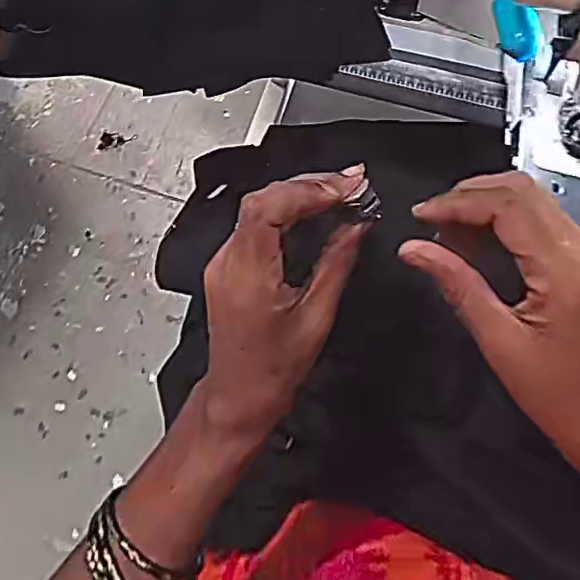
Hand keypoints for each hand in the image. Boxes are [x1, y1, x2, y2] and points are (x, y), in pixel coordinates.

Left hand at [196, 166, 370, 445]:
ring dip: (299, 192)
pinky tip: (313, 209)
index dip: (306, 190)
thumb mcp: (317, 317)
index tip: (343, 188)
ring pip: (258, 204)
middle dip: (310, 184)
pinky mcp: (229, 262)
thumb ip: (336, 263)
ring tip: (339, 190)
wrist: (239, 397)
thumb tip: (356, 225)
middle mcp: (228, 261)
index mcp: (248, 275)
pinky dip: (287, 208)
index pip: (267, 207)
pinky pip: (255, 221)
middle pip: (263, 198)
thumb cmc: (272, 371)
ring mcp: (224, 260)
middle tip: (351, 183)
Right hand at [401, 172, 579, 525]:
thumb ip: (457, 284)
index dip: (458, 202)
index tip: (423, 214)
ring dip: (487, 204)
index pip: (508, 206)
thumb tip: (414, 250)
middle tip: (433, 218)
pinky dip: (506, 220)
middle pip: (522, 191)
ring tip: (450, 230)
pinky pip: (543, 220)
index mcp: (567, 271)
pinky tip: (480, 241)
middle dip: (470, 195)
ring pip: (533, 199)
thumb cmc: (561, 399)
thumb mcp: (500, 343)